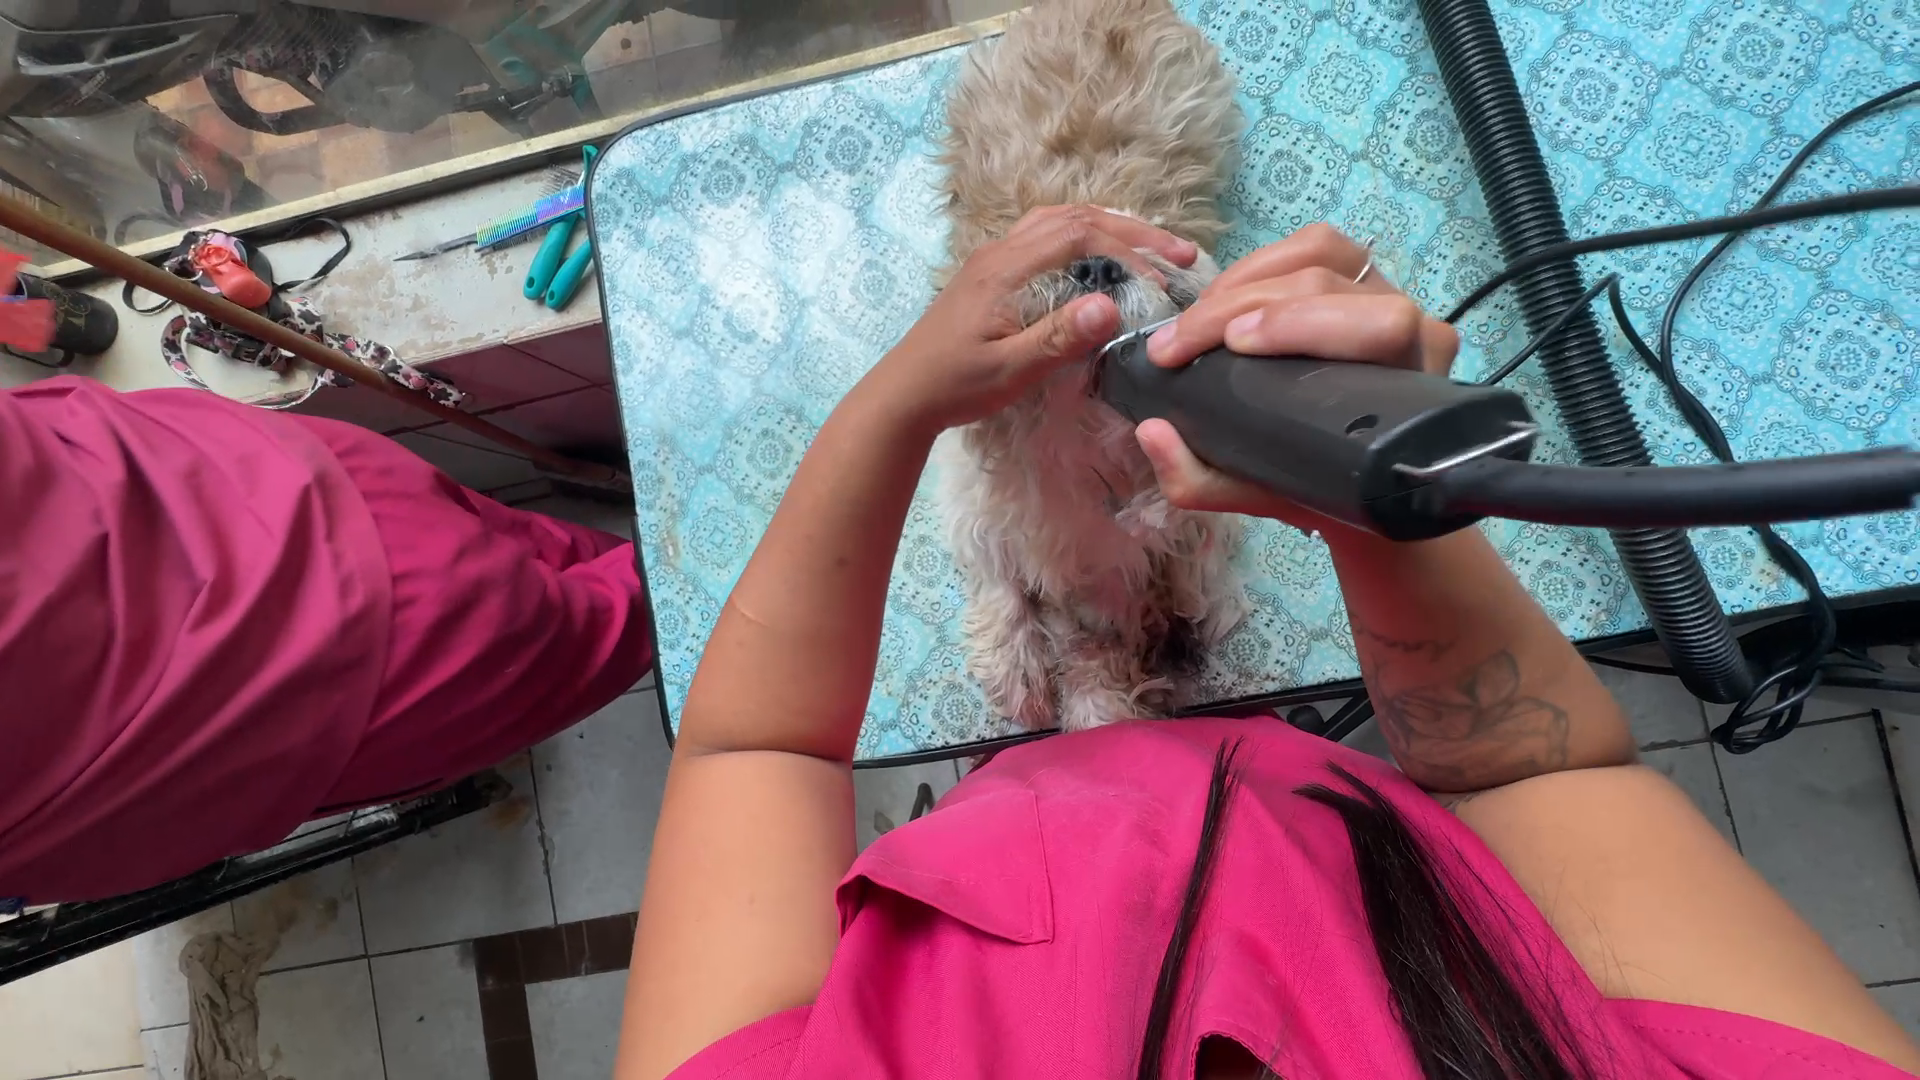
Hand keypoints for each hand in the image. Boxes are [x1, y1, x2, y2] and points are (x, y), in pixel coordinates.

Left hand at [864, 205, 1197, 433]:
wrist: (904, 394)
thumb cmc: (955, 386)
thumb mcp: (1009, 370)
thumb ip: (1057, 339)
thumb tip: (1111, 306)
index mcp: (1005, 269)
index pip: (1079, 235)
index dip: (1129, 249)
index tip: (1166, 274)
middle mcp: (999, 252)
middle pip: (1074, 218)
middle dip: (1131, 232)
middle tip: (1178, 253)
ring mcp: (992, 259)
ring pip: (1057, 222)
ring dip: (1107, 229)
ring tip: (1148, 247)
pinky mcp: (989, 274)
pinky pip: (1042, 237)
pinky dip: (1081, 237)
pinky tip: (1095, 257)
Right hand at [1132, 224, 1459, 534]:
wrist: (1348, 479)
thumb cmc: (1307, 488)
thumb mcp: (1249, 496)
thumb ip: (1196, 478)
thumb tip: (1150, 430)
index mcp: (1403, 389)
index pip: (1379, 326)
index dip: (1301, 323)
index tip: (1233, 345)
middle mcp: (1411, 332)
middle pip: (1326, 282)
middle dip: (1236, 305)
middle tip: (1174, 345)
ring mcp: (1386, 297)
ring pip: (1322, 250)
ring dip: (1244, 277)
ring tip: (1194, 318)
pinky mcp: (1359, 280)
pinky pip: (1316, 245)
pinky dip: (1259, 262)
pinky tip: (1220, 296)